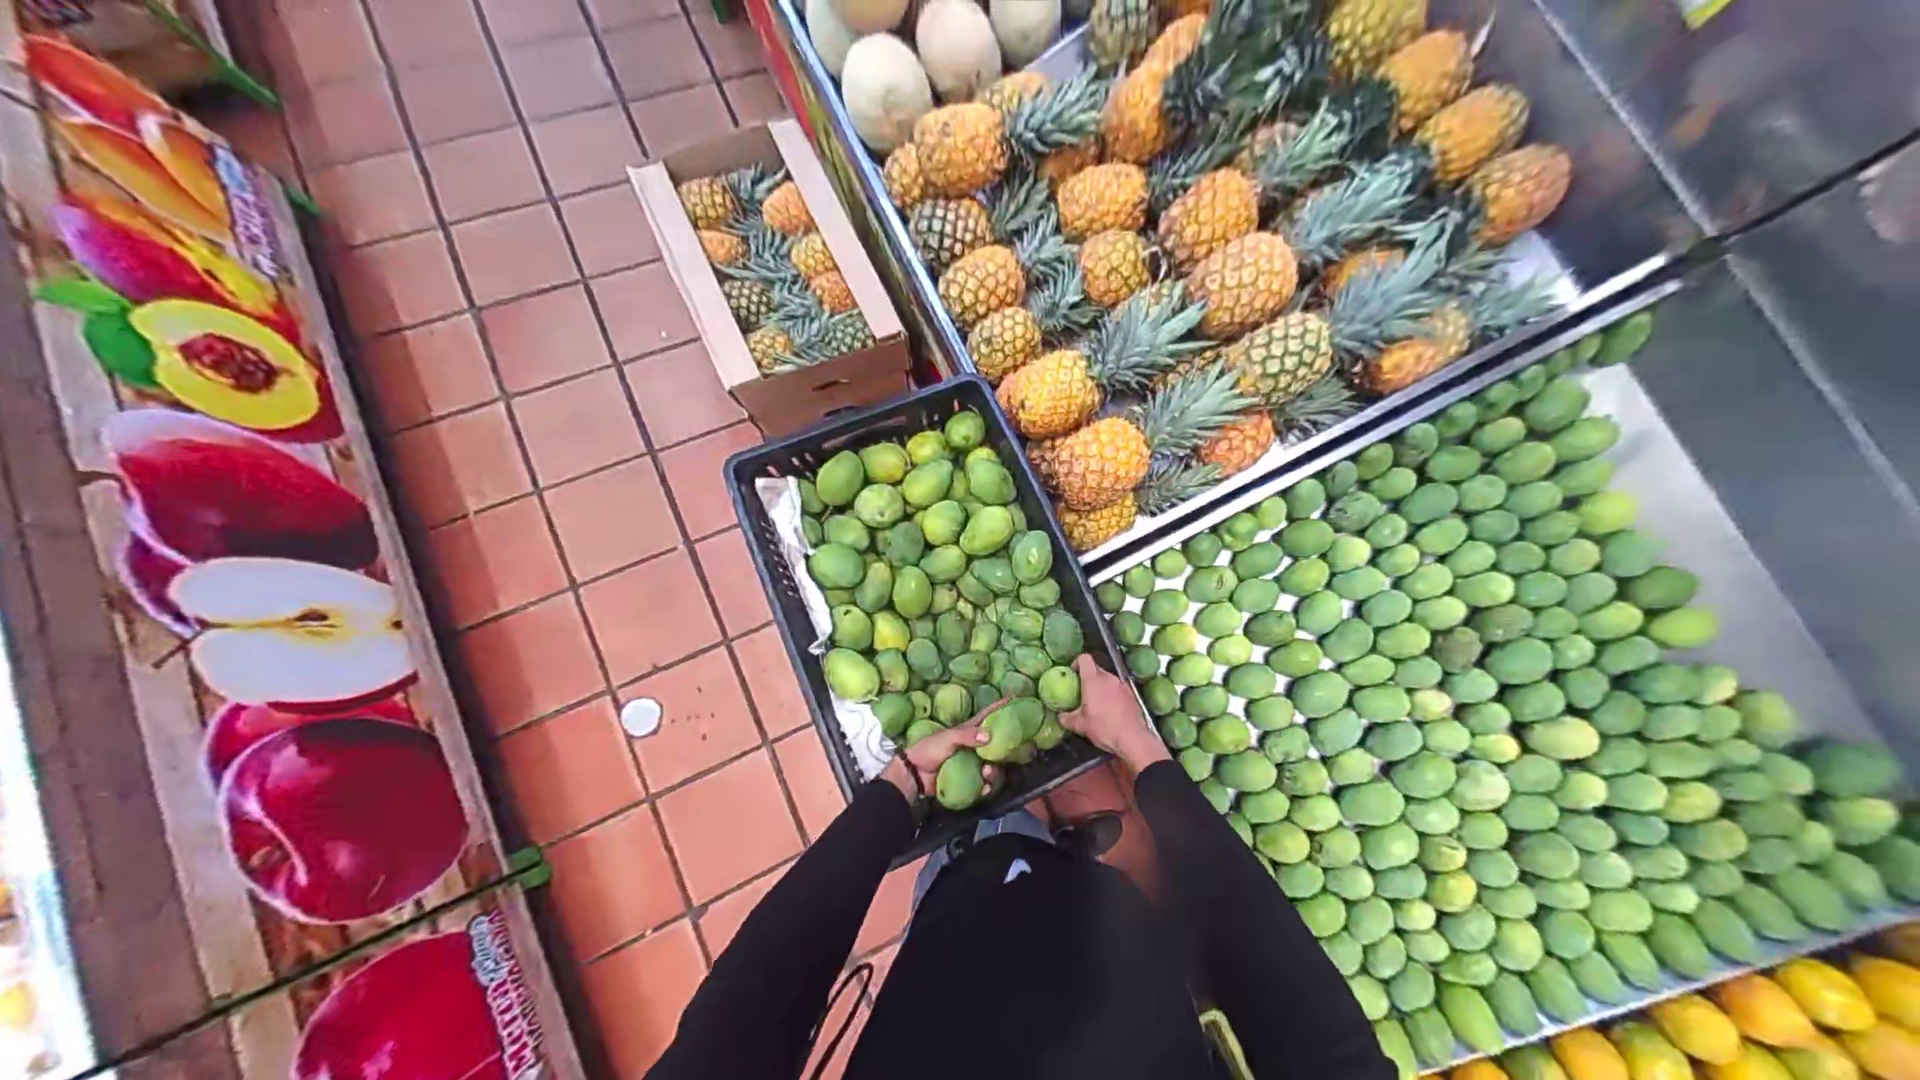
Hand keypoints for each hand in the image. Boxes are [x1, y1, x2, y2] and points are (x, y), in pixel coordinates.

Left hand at [881, 708, 999, 801]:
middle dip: (1004, 750)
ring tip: (986, 773)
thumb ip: (967, 736)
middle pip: (996, 745)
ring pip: (993, 767)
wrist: (915, 775)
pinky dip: (987, 787)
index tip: (1015, 698)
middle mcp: (974, 747)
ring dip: (994, 771)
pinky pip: (984, 785)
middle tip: (1007, 753)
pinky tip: (984, 788)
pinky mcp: (969, 781)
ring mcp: (972, 764)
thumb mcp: (947, 738)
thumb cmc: (929, 750)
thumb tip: (989, 735)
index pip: (986, 716)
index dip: (999, 707)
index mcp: (968, 731)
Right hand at [1060, 655, 1168, 773]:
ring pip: (1107, 679)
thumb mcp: (1081, 726)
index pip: (1084, 659)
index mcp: (1093, 680)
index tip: (1073, 675)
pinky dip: (1112, 694)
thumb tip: (1061, 716)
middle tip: (1082, 693)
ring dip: (1101, 687)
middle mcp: (1109, 678)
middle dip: (1088, 678)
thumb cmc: (1104, 728)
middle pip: (1096, 669)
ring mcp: (1122, 685)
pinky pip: (1117, 688)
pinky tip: (1110, 710)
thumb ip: (1067, 718)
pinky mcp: (1131, 694)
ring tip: (1096, 703)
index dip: (1076, 663)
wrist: (1133, 739)